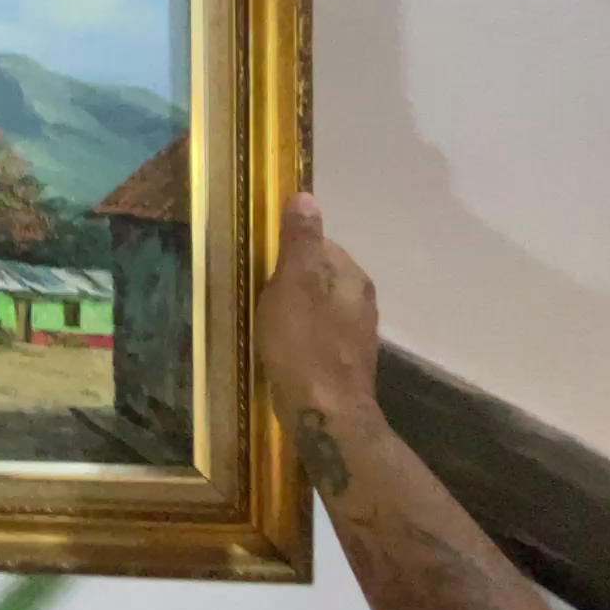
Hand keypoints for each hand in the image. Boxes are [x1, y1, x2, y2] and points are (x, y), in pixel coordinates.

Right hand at [258, 193, 380, 433]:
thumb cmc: (302, 343)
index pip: (317, 241)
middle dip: (283, 271)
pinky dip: (293, 321)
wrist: (323, 411)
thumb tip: (305, 197)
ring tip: (257, 308)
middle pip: (316, 269)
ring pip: (313, 297)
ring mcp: (353, 328)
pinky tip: (273, 334)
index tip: (254, 257)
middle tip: (250, 283)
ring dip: (286, 297)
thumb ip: (299, 242)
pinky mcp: (340, 352)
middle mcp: (359, 298)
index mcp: (350, 277)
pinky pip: (313, 322)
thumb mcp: (292, 284)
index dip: (283, 245)